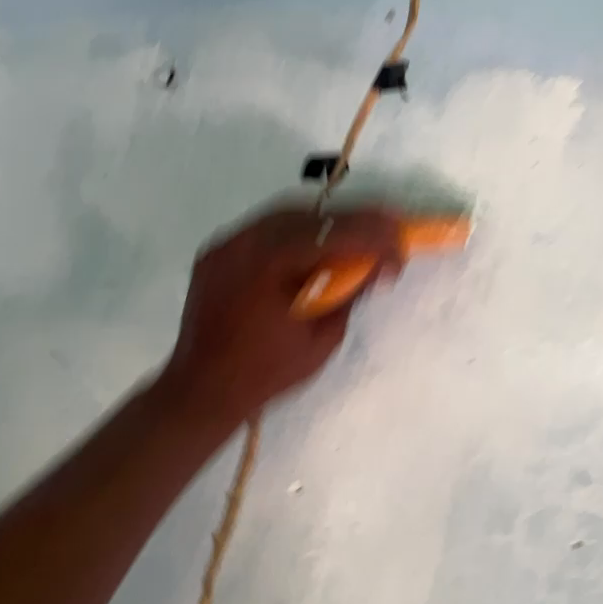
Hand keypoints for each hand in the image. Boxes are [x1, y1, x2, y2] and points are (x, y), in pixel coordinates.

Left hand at [157, 204, 404, 422]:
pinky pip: (261, 231)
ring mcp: (227, 243)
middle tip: (388, 227)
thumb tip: (374, 268)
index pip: (334, 233)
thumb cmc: (267, 373)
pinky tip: (314, 246)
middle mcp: (246, 241)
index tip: (400, 243)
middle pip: (311, 215)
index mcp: (272, 263)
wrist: (202, 388)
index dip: (373, 235)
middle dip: (354, 219)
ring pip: (284, 216)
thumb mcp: (321, 339)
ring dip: (324, 222)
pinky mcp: (217, 252)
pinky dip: (294, 233)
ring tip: (356, 232)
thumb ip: (347, 296)